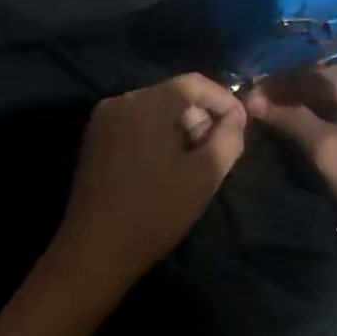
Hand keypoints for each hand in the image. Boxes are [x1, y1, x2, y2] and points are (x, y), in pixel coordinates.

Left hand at [56, 73, 246, 279]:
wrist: (97, 252)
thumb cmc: (155, 211)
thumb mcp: (206, 174)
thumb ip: (229, 138)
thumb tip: (236, 118)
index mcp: (146, 104)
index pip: (194, 83)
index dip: (224, 100)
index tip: (241, 126)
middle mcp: (120, 102)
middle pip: (174, 95)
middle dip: (202, 117)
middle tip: (217, 150)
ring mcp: (103, 121)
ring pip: (156, 110)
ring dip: (181, 129)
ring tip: (194, 163)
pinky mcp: (95, 141)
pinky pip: (137, 125)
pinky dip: (158, 136)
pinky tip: (167, 167)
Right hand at [244, 65, 336, 245]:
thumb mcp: (327, 151)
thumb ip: (290, 119)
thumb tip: (253, 99)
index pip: (306, 72)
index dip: (272, 86)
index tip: (242, 102)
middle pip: (321, 80)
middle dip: (287, 95)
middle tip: (254, 113)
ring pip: (335, 94)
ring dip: (305, 107)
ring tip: (273, 121)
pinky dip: (326, 115)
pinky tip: (305, 128)